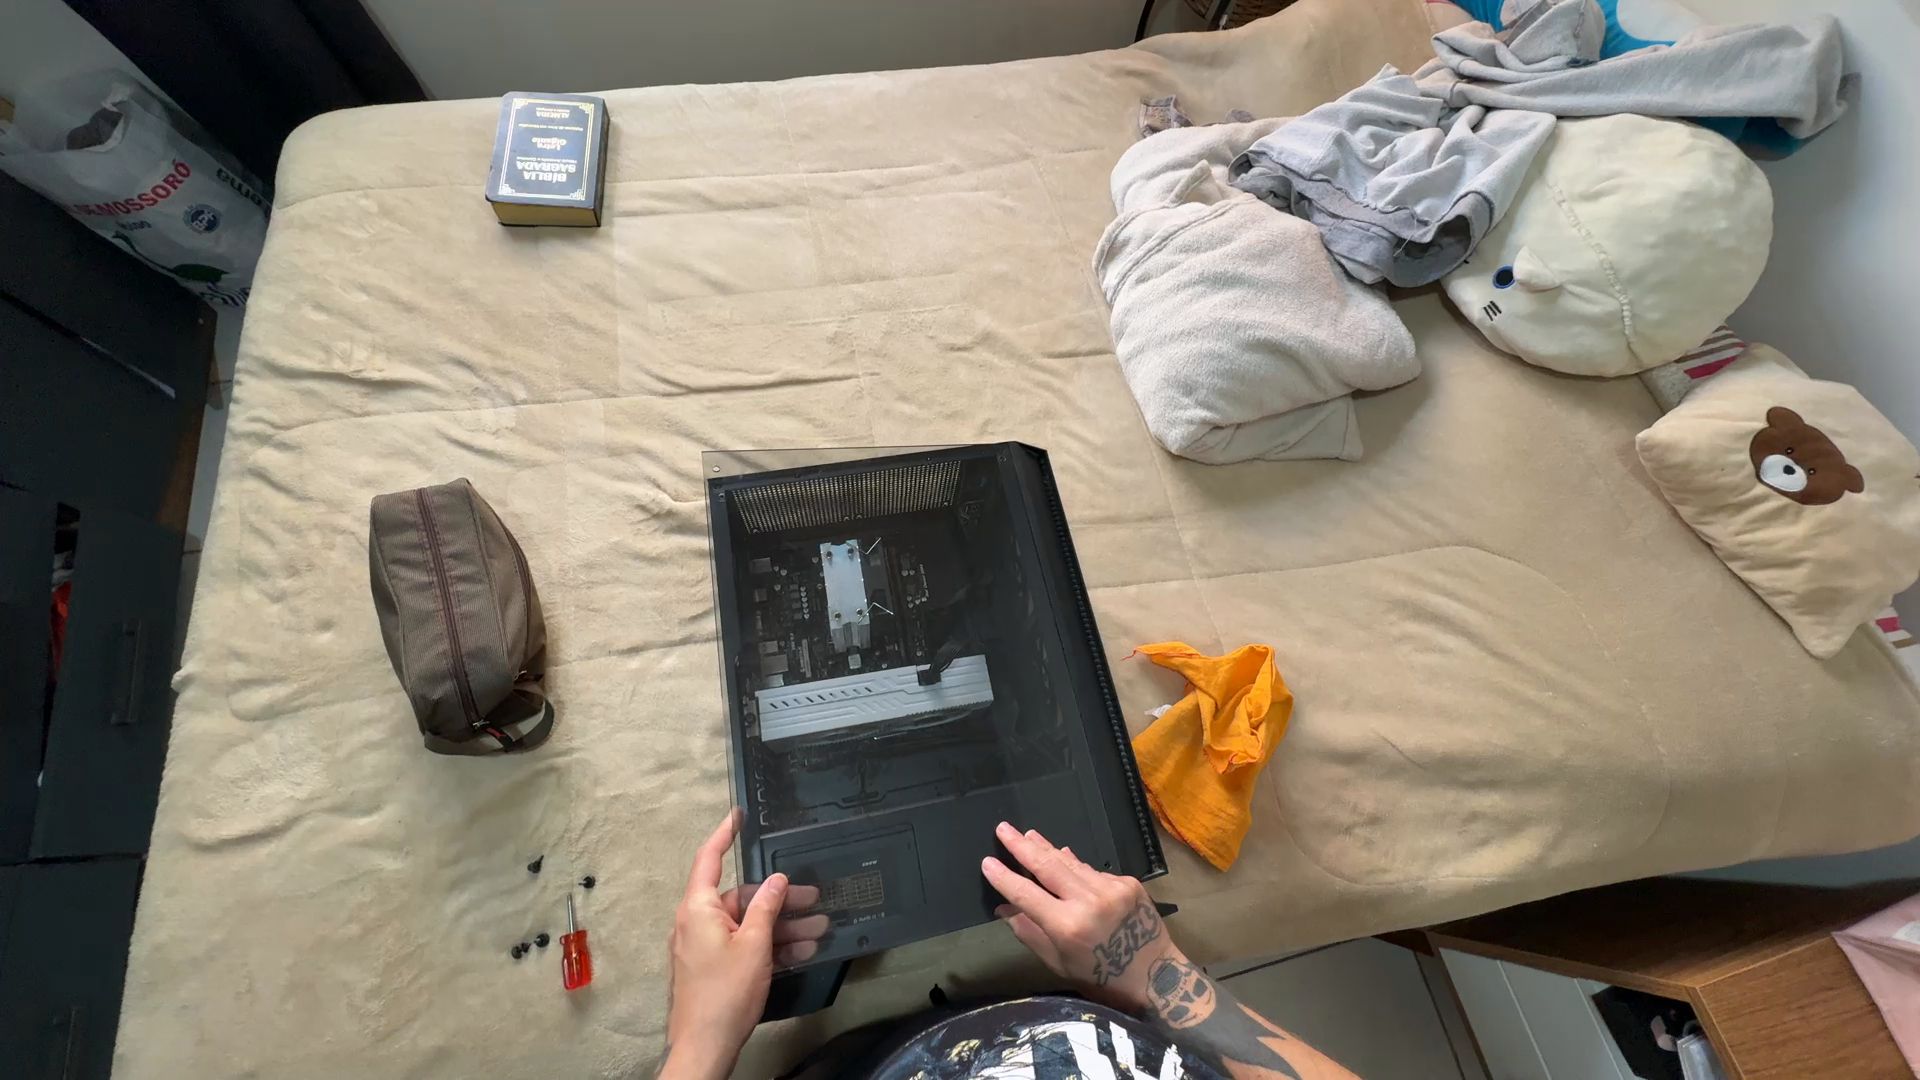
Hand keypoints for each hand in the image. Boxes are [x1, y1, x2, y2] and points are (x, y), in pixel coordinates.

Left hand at [660, 810, 830, 1079]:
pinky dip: (771, 947)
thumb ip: (766, 906)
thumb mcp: (754, 944)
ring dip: (783, 927)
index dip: (724, 834)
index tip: (738, 814)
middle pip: (743, 897)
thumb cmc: (724, 992)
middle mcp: (699, 922)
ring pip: (750, 924)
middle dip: (781, 899)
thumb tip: (777, 880)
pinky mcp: (716, 967)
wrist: (704, 1049)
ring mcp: (707, 946)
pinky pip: (746, 945)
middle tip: (813, 898)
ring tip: (818, 931)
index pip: (709, 859)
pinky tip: (801, 952)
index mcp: (699, 909)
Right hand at [981, 821, 1181, 1012]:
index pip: (1026, 894)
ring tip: (1028, 834)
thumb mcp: (1060, 965)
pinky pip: (1092, 870)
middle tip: (1003, 828)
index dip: (1004, 877)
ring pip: (1070, 861)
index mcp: (1068, 927)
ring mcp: (1110, 888)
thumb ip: (1030, 933)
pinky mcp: (1127, 882)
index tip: (987, 862)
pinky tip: (1064, 855)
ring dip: (1046, 847)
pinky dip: (1075, 864)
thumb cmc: (1102, 980)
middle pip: (1047, 865)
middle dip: (1021, 846)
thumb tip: (1004, 907)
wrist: (1158, 978)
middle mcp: (1088, 901)